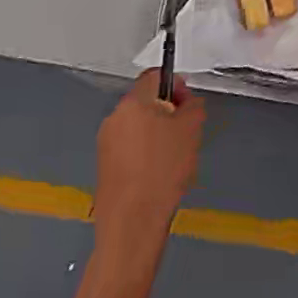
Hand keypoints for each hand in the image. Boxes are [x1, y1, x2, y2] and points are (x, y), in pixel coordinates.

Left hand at [93, 70, 205, 244]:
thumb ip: (193, 106)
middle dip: (168, 109)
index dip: (176, 84)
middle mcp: (114, 118)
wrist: (133, 222)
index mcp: (133, 103)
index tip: (188, 103)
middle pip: (146, 100)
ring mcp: (106, 143)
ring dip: (158, 131)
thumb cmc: (163, 170)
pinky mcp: (105, 166)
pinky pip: (130, 145)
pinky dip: (146, 150)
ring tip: (175, 154)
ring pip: (138, 124)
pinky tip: (159, 171)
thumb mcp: (192, 129)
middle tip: (186, 129)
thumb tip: (187, 103)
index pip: (155, 75)